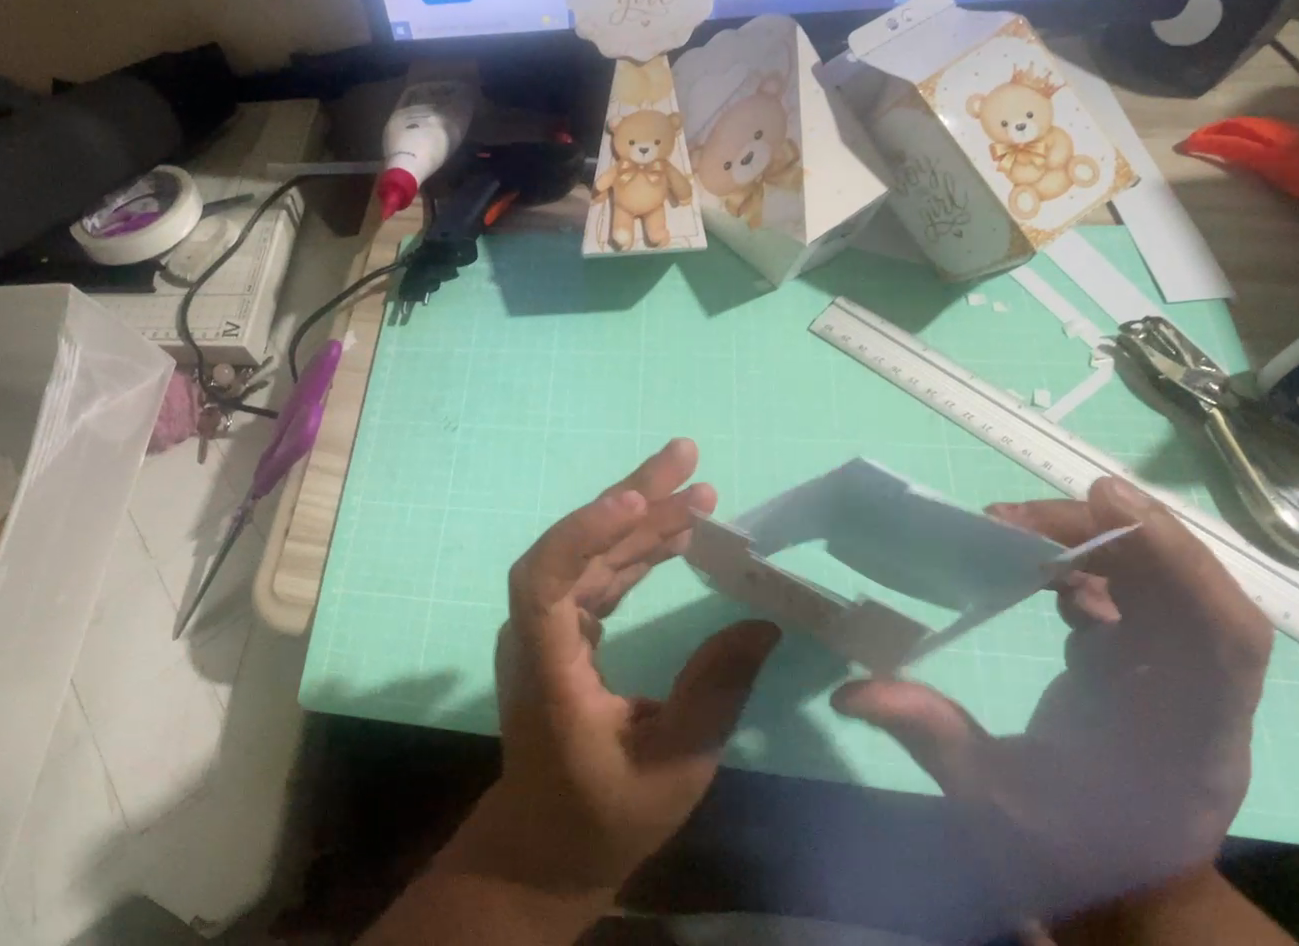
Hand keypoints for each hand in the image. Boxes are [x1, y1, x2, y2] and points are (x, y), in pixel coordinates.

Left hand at [443, 439, 781, 896]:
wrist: (548, 841)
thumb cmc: (604, 813)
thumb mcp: (674, 764)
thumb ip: (714, 691)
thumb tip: (763, 622)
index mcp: (546, 666)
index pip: (543, 581)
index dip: (583, 534)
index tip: (636, 502)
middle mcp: (536, 634)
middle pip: (572, 549)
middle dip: (630, 500)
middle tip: (686, 457)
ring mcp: (547, 630)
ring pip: (589, 557)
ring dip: (640, 521)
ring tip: (698, 488)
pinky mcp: (564, 633)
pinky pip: (598, 579)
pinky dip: (637, 554)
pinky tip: (677, 535)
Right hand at [832, 477, 1272, 925]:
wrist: (1116, 894)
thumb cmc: (1061, 853)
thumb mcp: (989, 803)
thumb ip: (930, 736)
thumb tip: (849, 691)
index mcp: (1182, 739)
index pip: (1218, 638)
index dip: (1175, 562)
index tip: (1104, 503)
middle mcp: (1198, 702)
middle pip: (1188, 596)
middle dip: (1115, 537)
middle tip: (1020, 513)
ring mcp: (1178, 685)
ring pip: (1165, 592)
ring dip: (1099, 549)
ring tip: (1016, 528)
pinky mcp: (1150, 676)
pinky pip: (1140, 607)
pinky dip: (1094, 575)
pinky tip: (1043, 572)